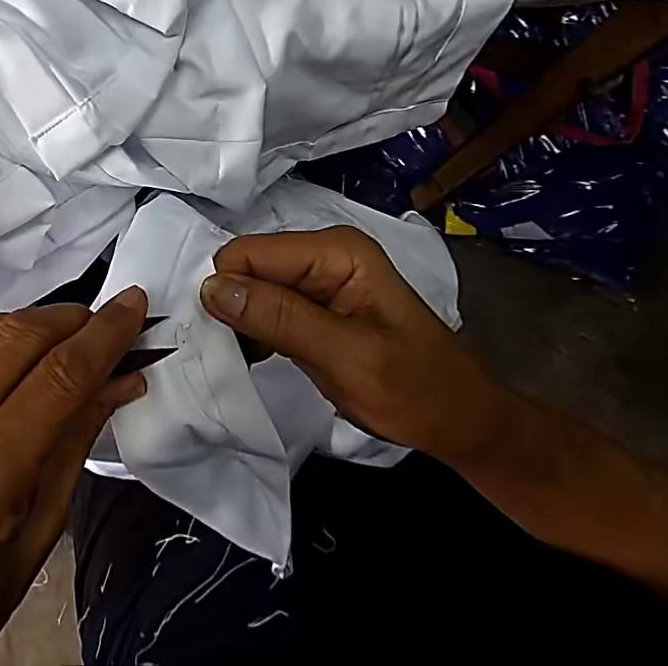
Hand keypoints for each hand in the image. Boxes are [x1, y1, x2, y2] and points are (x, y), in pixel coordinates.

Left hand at [0, 289, 148, 665]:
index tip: (134, 306)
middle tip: (106, 321)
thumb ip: (81, 434)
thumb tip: (121, 377)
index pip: (62, 374)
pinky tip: (14, 356)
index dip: (107, 333)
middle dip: (76, 318)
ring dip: (37, 324)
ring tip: (68, 336)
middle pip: (23, 338)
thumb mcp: (44, 523)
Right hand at [201, 227, 513, 462]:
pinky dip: (256, 333)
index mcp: (337, 251)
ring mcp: (321, 280)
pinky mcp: (316, 307)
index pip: (251, 252)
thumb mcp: (348, 357)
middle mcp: (325, 254)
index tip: (219, 339)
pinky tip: (259, 359)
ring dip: (242, 325)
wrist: (456, 415)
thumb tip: (212, 288)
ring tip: (248, 362)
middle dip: (232, 308)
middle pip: (249, 268)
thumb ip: (281, 319)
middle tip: (238, 357)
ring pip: (254, 290)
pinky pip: (268, 309)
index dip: (227, 292)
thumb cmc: (416, 387)